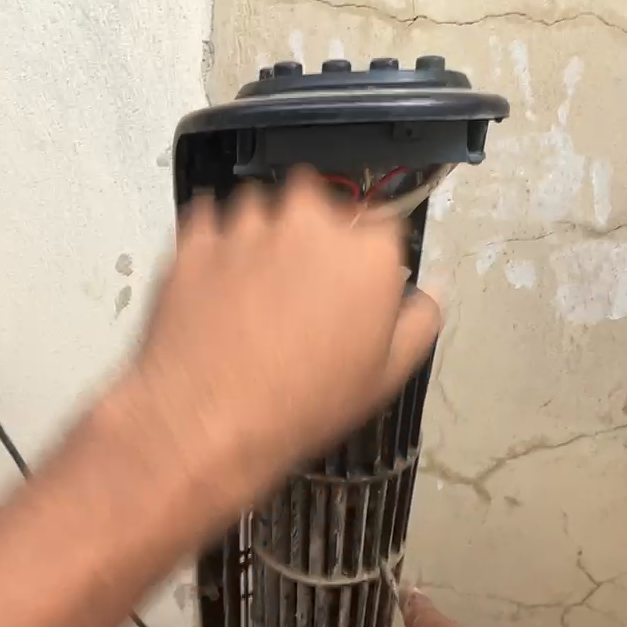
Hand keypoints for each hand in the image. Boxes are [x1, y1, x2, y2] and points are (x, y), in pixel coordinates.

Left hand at [118, 170, 440, 512]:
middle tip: (299, 293)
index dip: (365, 258)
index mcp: (368, 251)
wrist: (207, 420)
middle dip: (311, 238)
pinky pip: (211, 226)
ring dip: (262, 242)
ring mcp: (249, 225)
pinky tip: (218, 294)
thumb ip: (418, 320)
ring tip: (253, 300)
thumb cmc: (299, 404)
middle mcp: (310, 221)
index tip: (351, 283)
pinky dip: (216, 250)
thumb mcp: (385, 376)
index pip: (380, 226)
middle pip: (320, 207)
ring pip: (263, 212)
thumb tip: (429, 292)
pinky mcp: (197, 237)